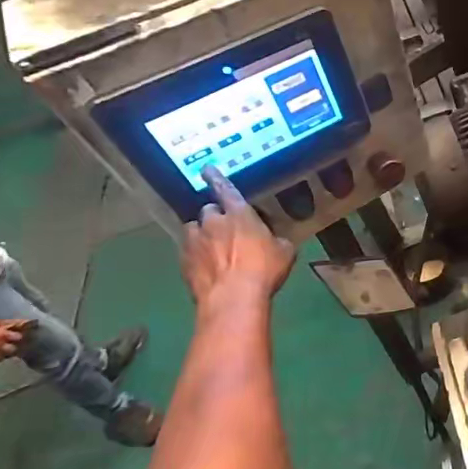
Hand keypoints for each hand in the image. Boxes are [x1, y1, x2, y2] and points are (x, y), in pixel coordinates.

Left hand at [181, 165, 297, 309]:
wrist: (233, 299)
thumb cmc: (264, 270)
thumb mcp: (284, 252)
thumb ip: (275, 240)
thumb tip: (273, 240)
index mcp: (240, 214)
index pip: (226, 189)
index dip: (217, 178)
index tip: (206, 169)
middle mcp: (213, 222)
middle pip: (208, 210)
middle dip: (215, 215)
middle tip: (226, 227)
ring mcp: (194, 242)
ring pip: (193, 228)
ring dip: (201, 233)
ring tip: (211, 245)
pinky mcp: (183, 263)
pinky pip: (187, 250)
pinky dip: (195, 253)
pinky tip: (205, 265)